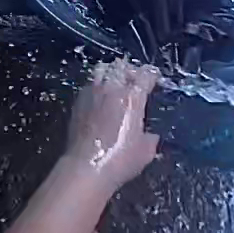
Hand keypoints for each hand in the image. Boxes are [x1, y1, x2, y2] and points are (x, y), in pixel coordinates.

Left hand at [61, 59, 160, 192]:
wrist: (86, 165)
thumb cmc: (121, 159)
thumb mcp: (146, 151)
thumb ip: (150, 137)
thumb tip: (149, 134)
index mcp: (132, 97)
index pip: (144, 76)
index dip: (151, 74)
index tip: (154, 76)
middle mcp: (111, 88)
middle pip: (121, 67)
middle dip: (130, 70)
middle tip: (135, 78)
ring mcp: (92, 91)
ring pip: (102, 69)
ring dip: (112, 71)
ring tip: (116, 81)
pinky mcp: (79, 99)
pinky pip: (90, 82)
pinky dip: (98, 83)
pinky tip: (100, 94)